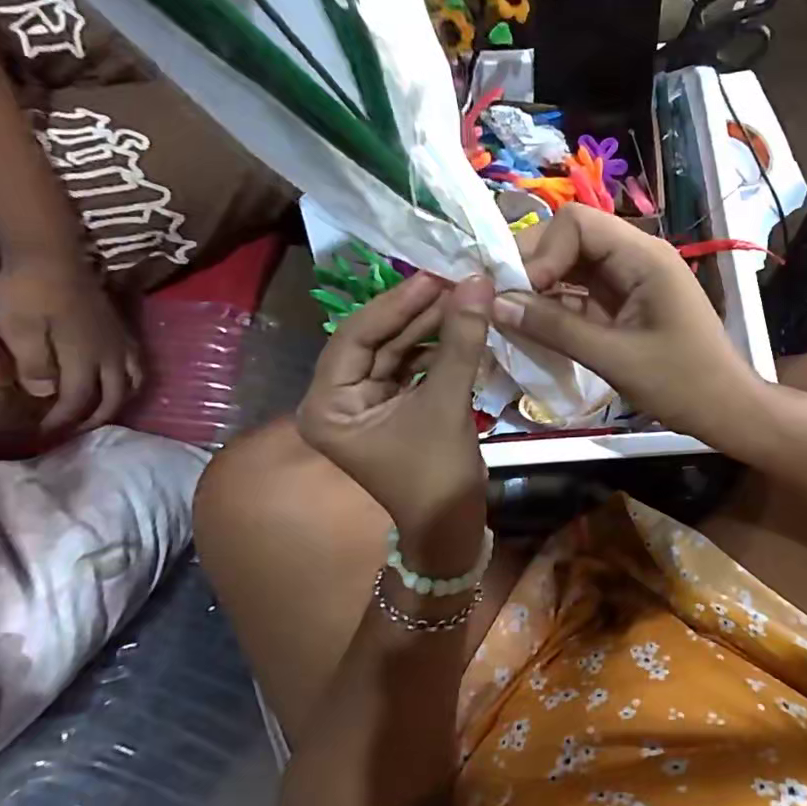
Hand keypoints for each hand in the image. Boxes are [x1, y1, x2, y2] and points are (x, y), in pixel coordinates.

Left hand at [0, 255, 141, 433]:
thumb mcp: (17, 329)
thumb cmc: (29, 292)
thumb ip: (33, 364)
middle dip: (96, 417)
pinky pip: (136, 364)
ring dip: (120, 401)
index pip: (79, 399)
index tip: (44, 433)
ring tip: (102, 410)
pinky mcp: (121, 331)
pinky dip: (130, 380)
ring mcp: (119, 342)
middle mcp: (110, 355)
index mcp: (84, 357)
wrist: (52, 257)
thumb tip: (47, 395)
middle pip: (114, 396)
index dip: (63, 420)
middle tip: (74, 430)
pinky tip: (117, 380)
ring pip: (133, 381)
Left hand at [297, 273, 492, 547]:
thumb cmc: (436, 475)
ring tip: (466, 298)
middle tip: (457, 281)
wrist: (453, 528)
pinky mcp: (391, 408)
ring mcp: (365, 404)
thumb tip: (478, 282)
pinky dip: (437, 349)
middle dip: (418, 313)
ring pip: (396, 351)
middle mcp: (337, 400)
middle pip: (376, 340)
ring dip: (431, 327)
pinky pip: (411, 367)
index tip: (436, 277)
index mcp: (327, 405)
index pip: (356, 336)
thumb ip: (460, 341)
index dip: (397, 304)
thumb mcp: (446, 403)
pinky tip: (462, 326)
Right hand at [491, 205, 762, 437]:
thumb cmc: (682, 383)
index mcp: (643, 256)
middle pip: (570, 239)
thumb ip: (555, 328)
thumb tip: (496, 304)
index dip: (542, 251)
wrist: (725, 409)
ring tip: (510, 318)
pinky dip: (555, 308)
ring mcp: (629, 281)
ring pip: (572, 267)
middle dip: (534, 267)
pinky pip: (580, 293)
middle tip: (504, 304)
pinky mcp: (623, 305)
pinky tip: (532, 329)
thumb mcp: (615, 357)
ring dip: (541, 289)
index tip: (522, 293)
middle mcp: (635, 257)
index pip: (577, 223)